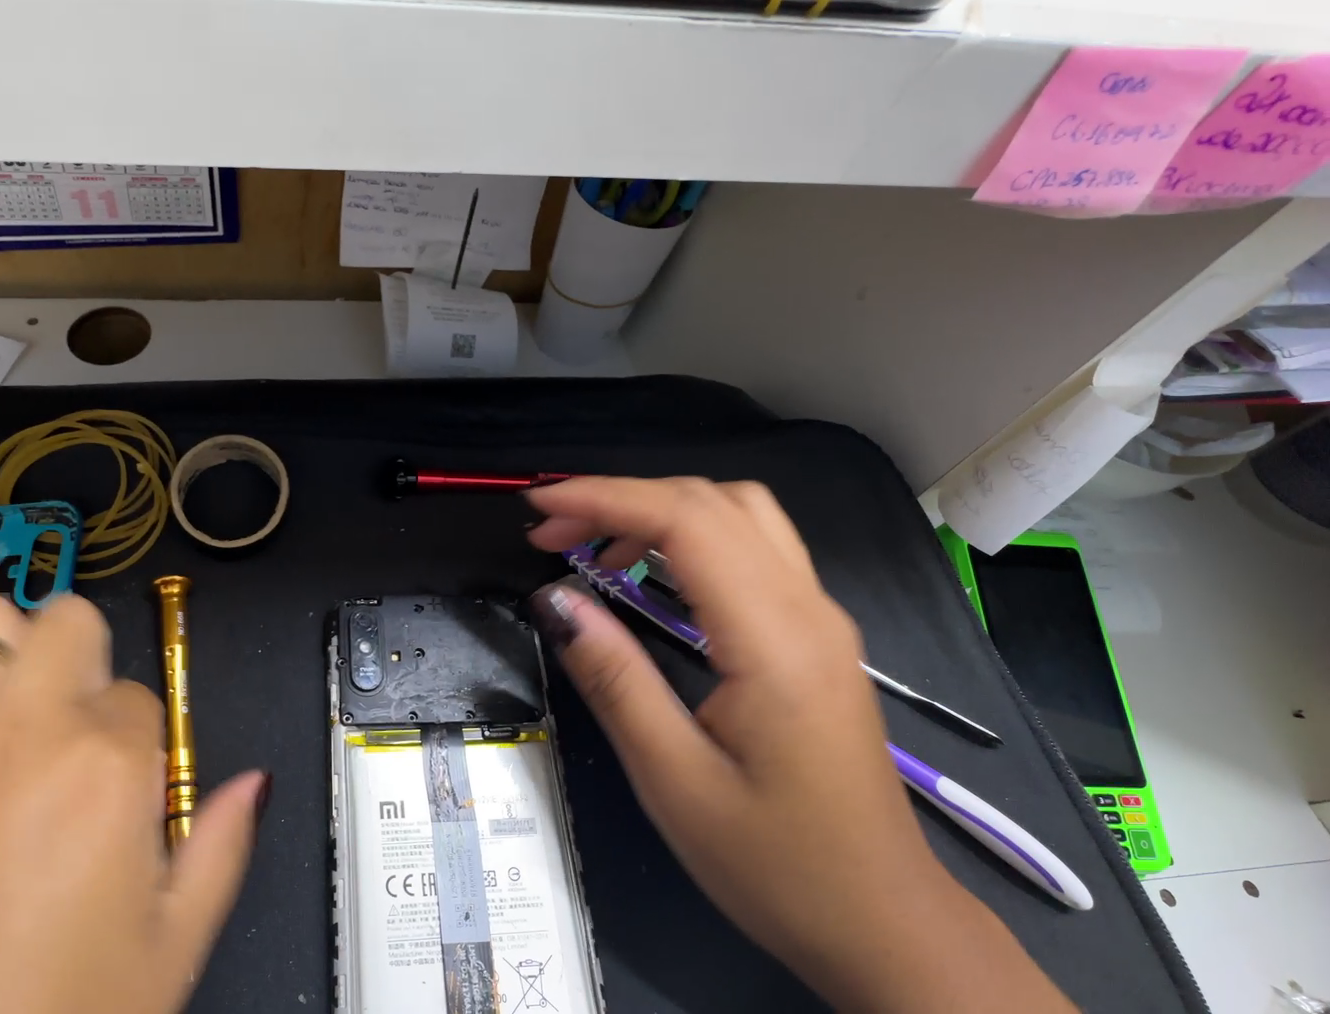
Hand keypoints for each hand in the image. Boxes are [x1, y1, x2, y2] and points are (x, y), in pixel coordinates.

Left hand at [0, 592, 269, 1013]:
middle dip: (84, 664)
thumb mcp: (165, 956)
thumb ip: (219, 850)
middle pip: (71, 623)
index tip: (123, 796)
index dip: (139, 746)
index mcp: (109, 769)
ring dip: (3, 655)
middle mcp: (23, 726)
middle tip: (74, 737)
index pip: (143, 699)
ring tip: (4, 720)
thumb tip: (252, 784)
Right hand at [525, 477, 1072, 1013]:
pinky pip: (753, 548)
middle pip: (713, 501)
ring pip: (740, 513)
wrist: (881, 921)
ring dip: (659, 509)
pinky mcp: (817, 635)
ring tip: (594, 547)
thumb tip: (554, 599)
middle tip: (552, 531)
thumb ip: (614, 678)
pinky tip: (649, 575)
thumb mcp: (673, 779)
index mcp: (774, 640)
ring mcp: (821, 618)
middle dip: (622, 498)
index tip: (539, 505)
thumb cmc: (776, 864)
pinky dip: (690, 534)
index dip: (604, 497)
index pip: (686, 521)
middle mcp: (808, 610)